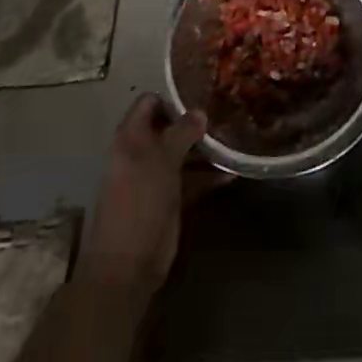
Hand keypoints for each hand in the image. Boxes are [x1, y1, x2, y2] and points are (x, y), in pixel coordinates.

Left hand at [74, 94, 224, 301]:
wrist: (126, 265)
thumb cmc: (140, 202)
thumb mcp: (162, 161)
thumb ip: (181, 133)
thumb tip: (200, 111)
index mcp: (130, 137)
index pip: (149, 102)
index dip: (173, 98)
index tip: (202, 96)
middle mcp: (140, 152)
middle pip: (168, 128)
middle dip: (194, 124)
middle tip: (225, 117)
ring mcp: (154, 177)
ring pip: (182, 154)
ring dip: (205, 151)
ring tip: (235, 141)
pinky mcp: (167, 200)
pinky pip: (190, 180)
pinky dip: (208, 177)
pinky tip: (233, 173)